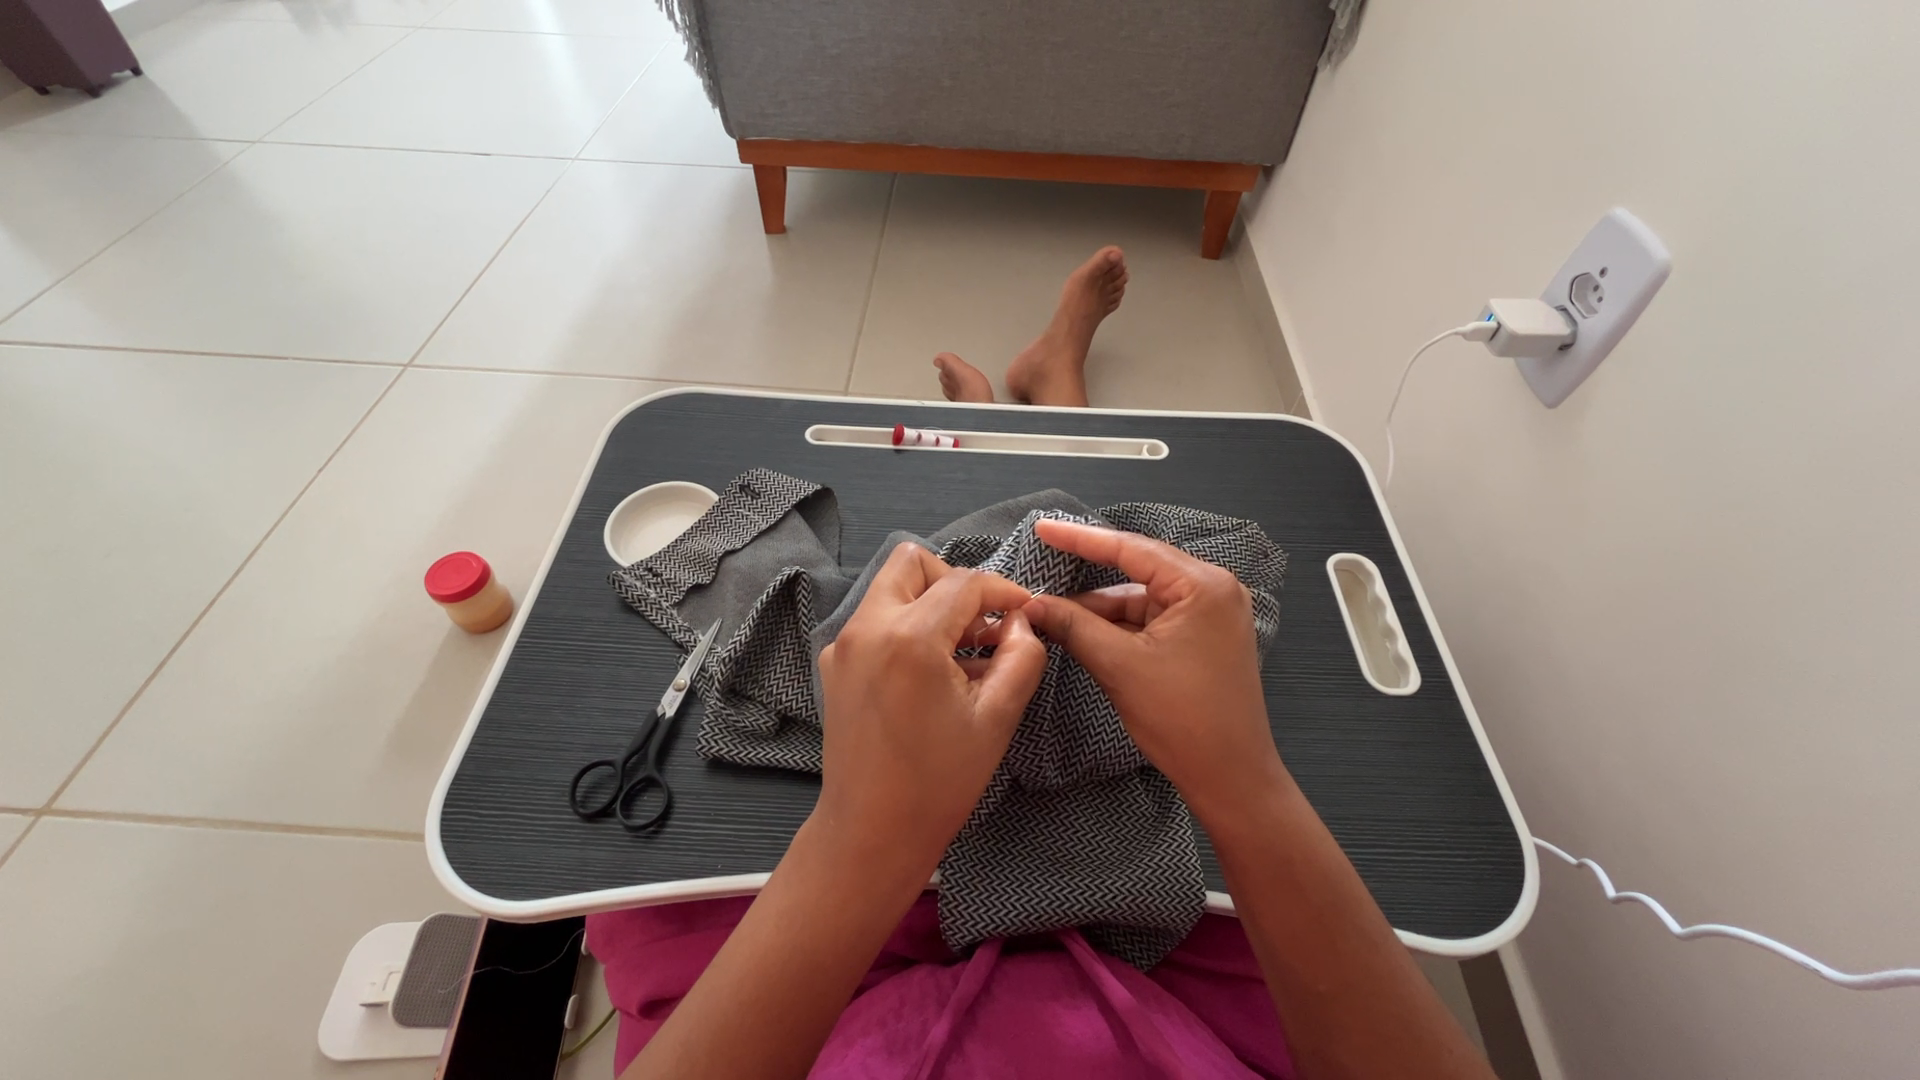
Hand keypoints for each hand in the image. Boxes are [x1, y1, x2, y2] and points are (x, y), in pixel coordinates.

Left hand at [814, 544, 1047, 871]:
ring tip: (965, 652)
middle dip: (955, 582)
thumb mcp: (997, 718)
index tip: (1026, 614)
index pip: (964, 582)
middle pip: (912, 562)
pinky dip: (908, 627)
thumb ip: (1021, 657)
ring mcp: (843, 644)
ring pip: (890, 588)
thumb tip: (1021, 622)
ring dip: (931, 604)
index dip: (1003, 591)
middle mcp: (867, 627)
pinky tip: (933, 673)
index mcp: (909, 637)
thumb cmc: (939, 781)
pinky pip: (876, 621)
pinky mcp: (834, 664)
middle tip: (982, 625)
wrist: (871, 832)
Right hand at [1022, 519, 1291, 823]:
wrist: (1230, 778)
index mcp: (1202, 586)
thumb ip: (1074, 626)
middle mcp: (1212, 590)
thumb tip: (1033, 604)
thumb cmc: (1183, 720)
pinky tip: (1082, 633)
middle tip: (1042, 570)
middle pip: (1136, 571)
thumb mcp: (1119, 666)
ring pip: (1140, 599)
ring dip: (1099, 611)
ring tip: (1051, 615)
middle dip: (1086, 578)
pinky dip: (1118, 627)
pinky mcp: (1202, 638)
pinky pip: (1151, 620)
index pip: (1130, 549)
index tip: (1044, 527)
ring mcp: (1210, 615)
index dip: (1081, 538)